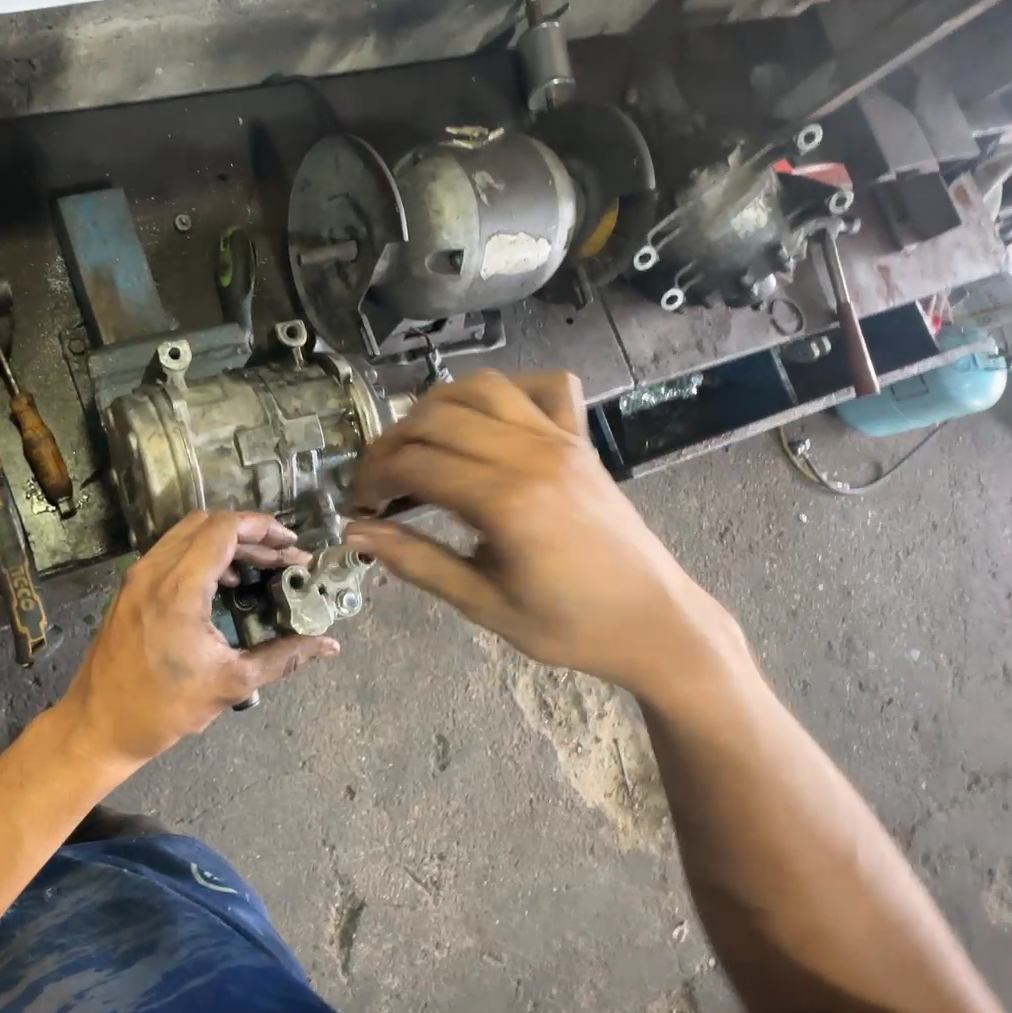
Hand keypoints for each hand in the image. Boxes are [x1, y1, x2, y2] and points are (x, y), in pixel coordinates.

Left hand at [57, 511, 339, 767]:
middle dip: (250, 534)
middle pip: (206, 524)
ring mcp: (137, 577)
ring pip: (186, 535)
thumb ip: (284, 657)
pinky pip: (171, 553)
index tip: (292, 544)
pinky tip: (226, 584)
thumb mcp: (231, 684)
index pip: (223, 529)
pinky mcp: (130, 588)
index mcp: (178, 588)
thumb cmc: (163, 709)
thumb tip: (328, 646)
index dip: (263, 528)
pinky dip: (202, 555)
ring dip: (226, 543)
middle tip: (283, 558)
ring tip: (261, 569)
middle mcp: (153, 571)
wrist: (99, 726)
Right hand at [346, 370, 738, 698]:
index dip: (373, 479)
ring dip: (435, 408)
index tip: (360, 508)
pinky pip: (542, 386)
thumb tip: (356, 534)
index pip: (415, 462)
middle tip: (378, 484)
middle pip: (436, 417)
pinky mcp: (580, 440)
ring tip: (417, 447)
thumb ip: (417, 562)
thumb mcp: (483, 604)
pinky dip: (504, 390)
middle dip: (391, 445)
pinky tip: (484, 421)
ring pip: (481, 388)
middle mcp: (532, 454)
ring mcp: (561, 440)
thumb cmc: (568, 626)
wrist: (655, 623)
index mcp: (507, 501)